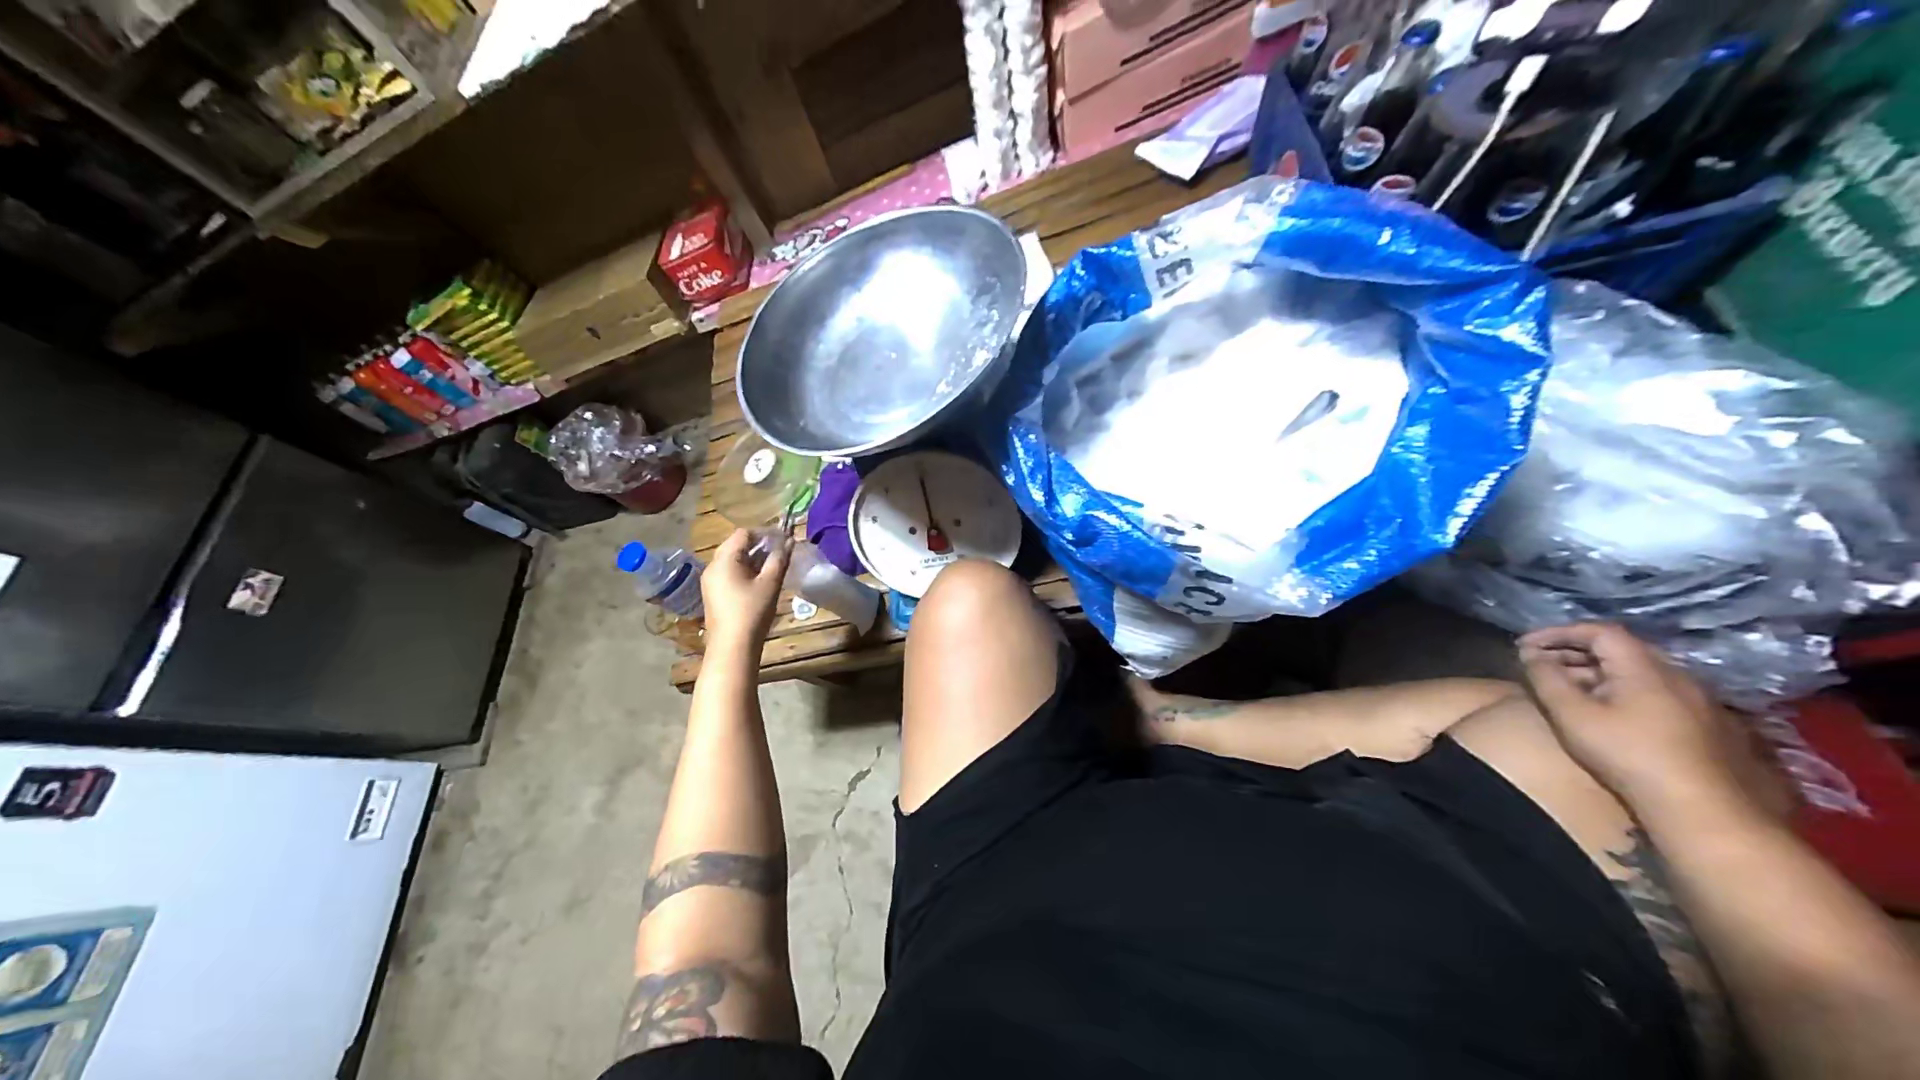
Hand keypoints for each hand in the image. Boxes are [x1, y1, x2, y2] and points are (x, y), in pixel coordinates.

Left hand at [701, 529, 789, 650]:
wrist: (732, 647)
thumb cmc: (752, 611)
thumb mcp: (770, 583)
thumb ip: (780, 558)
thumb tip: (790, 541)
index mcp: (724, 560)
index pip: (743, 533)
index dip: (764, 533)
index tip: (783, 540)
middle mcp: (712, 566)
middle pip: (735, 545)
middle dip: (759, 545)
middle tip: (780, 552)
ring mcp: (710, 581)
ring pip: (732, 560)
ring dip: (753, 559)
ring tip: (773, 567)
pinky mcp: (713, 594)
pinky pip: (729, 573)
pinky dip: (745, 571)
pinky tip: (760, 582)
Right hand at [1518, 623, 1770, 815]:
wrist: (1702, 808)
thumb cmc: (1627, 754)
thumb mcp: (1571, 714)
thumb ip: (1546, 678)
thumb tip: (1530, 654)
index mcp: (1644, 667)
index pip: (1598, 631)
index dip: (1558, 632)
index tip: (1526, 645)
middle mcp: (1676, 675)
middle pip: (1619, 649)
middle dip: (1574, 651)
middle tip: (1540, 664)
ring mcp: (1697, 701)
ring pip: (1638, 672)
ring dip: (1597, 672)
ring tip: (1567, 689)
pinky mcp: (1706, 724)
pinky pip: (1654, 692)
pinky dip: (1620, 690)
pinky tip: (1606, 712)